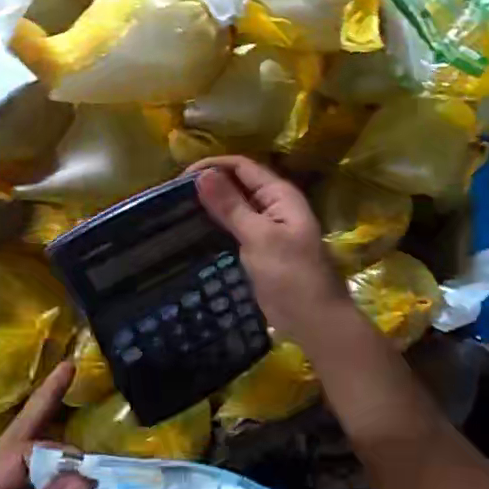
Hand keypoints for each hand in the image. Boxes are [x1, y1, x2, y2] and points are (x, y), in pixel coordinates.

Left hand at [0, 363, 94, 488]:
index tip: (89, 466)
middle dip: (41, 409)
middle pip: (12, 448)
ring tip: (67, 405)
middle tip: (65, 369)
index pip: (14, 459)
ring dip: (48, 449)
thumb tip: (83, 476)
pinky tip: (68, 477)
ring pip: (21, 474)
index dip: (54, 456)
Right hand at [189, 156, 351, 343]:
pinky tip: (194, 233)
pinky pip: (235, 228)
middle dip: (209, 184)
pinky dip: (216, 226)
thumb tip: (202, 174)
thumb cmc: (291, 276)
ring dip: (210, 206)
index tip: (179, 179)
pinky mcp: (260, 249)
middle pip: (238, 184)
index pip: (242, 166)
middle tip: (173, 197)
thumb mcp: (259, 237)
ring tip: (178, 212)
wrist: (315, 321)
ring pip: (235, 207)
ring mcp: (268, 228)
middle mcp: (274, 205)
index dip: (212, 166)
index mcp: (279, 195)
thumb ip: (231, 206)